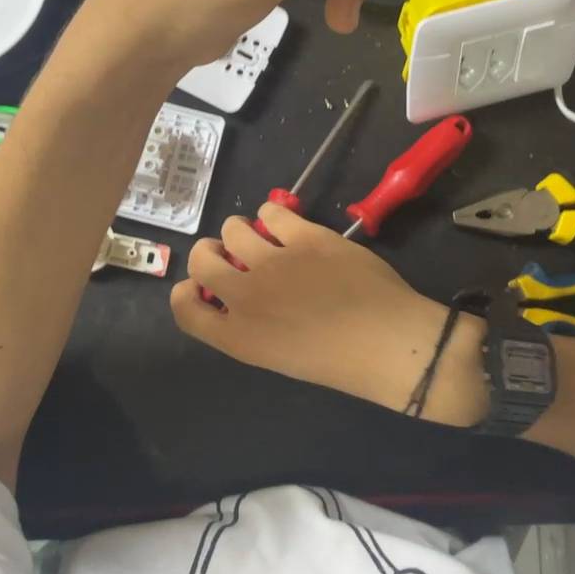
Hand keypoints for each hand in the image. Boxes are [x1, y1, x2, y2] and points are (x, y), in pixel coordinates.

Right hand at [170, 203, 488, 424]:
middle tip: (232, 255)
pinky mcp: (305, 236)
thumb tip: (237, 292)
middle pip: (201, 258)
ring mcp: (274, 262)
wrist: (390, 343)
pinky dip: (272, 216)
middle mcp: (246, 297)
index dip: (186, 291)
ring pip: (232, 227)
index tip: (202, 287)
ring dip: (241, 231)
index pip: (184, 307)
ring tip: (263, 238)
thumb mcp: (278, 356)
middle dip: (211, 252)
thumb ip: (248, 326)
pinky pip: (271, 211)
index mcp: (238, 337)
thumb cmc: (338, 362)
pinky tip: (286, 226)